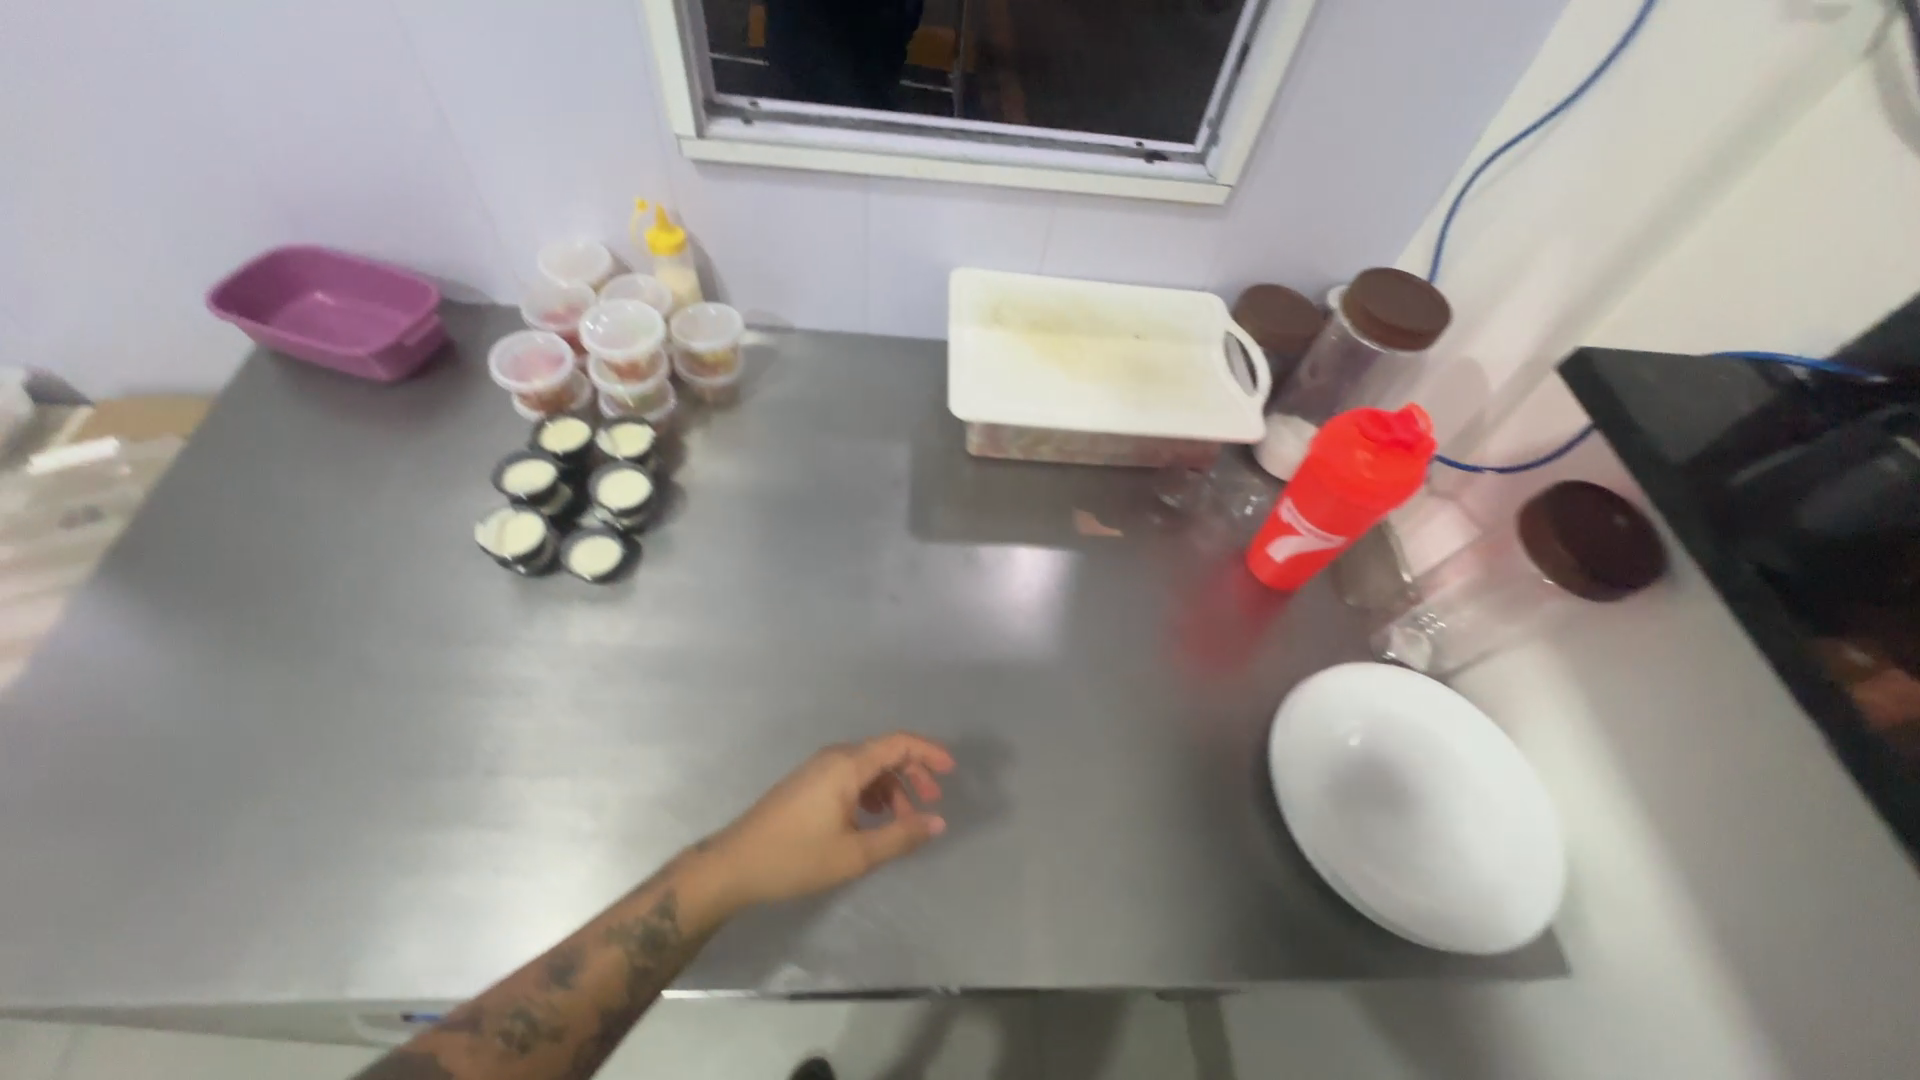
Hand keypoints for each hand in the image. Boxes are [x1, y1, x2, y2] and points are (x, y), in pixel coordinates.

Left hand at [702, 733, 955, 908]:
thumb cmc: (795, 858)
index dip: (929, 752)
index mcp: (847, 765)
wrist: (734, 865)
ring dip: (893, 788)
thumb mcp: (855, 854)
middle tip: (933, 803)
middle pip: (886, 752)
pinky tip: (874, 819)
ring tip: (903, 821)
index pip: (899, 742)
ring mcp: (818, 768)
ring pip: (869, 766)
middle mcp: (834, 757)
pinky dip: (872, 792)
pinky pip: (852, 776)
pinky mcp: (808, 782)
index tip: (952, 772)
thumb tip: (938, 822)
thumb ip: (900, 835)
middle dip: (914, 774)